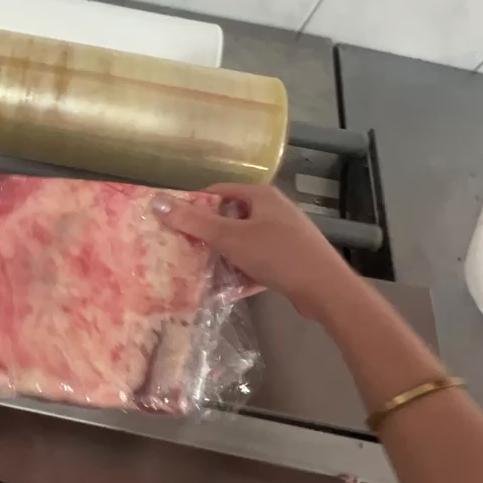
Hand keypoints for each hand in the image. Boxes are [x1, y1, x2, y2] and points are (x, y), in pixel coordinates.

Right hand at [153, 183, 357, 316]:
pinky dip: (242, 268)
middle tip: (185, 248)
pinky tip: (228, 284)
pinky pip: (256, 258)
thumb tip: (156, 202)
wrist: (326, 290)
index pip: (217, 191)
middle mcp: (273, 209)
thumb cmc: (277, 255)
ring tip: (202, 268)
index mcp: (260, 195)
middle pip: (229, 216)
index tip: (175, 223)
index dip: (194, 205)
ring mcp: (284, 233)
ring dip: (224, 253)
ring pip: (242, 239)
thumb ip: (192, 221)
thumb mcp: (229, 237)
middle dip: (208, 233)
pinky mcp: (290, 257)